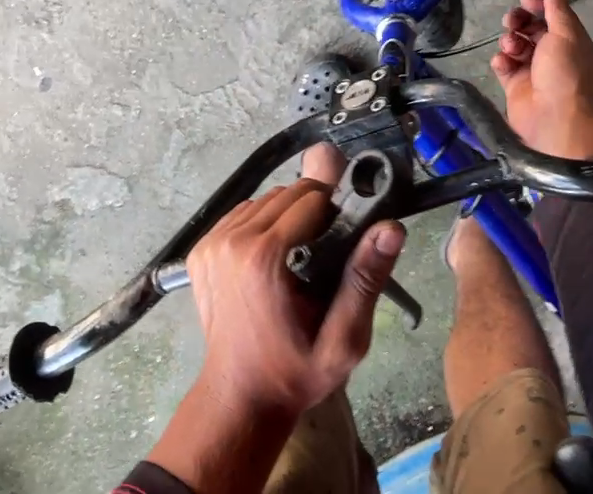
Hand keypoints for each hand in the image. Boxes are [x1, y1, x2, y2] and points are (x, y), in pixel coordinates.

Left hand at [186, 180, 405, 419]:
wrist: (240, 398)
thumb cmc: (295, 372)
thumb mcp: (344, 338)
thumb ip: (366, 279)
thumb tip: (391, 228)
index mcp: (262, 256)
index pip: (311, 198)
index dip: (335, 215)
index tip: (342, 245)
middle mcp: (230, 241)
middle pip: (286, 194)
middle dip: (312, 213)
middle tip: (324, 255)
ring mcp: (210, 244)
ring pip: (265, 201)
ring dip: (287, 217)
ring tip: (299, 258)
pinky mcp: (200, 250)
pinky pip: (242, 214)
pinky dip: (262, 225)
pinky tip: (272, 258)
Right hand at [490, 0, 592, 159]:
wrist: (553, 119)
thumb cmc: (564, 73)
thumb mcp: (565, 34)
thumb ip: (558, 7)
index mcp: (571, 40)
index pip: (553, 14)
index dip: (539, 4)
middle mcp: (553, 53)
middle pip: (531, 27)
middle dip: (519, 20)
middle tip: (512, 22)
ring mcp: (533, 70)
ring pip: (515, 44)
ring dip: (510, 40)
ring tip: (510, 47)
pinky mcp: (515, 84)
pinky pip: (504, 65)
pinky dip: (502, 61)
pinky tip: (504, 64)